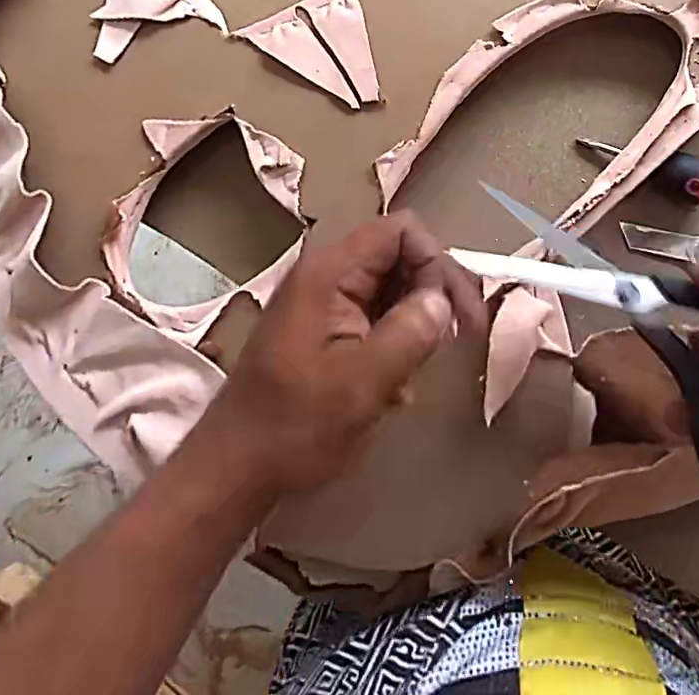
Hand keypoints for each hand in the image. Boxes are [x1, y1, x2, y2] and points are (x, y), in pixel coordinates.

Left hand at [185, 212, 488, 506]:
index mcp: (331, 272)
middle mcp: (329, 273)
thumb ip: (409, 334)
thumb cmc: (294, 426)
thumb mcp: (361, 384)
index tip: (455, 315)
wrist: (237, 466)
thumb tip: (444, 300)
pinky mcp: (329, 325)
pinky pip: (380, 312)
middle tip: (462, 337)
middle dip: (437, 291)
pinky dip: (401, 337)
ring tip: (426, 365)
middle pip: (403, 253)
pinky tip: (401, 379)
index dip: (437, 263)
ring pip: (396, 284)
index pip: (403, 231)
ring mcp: (328, 298)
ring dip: (421, 319)